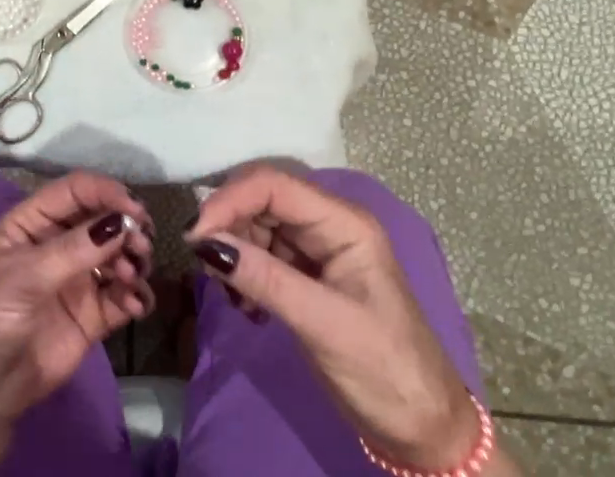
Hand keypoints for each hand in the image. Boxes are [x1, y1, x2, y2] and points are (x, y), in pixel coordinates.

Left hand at [0, 171, 156, 425]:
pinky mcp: (91, 317)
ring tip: (132, 277)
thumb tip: (121, 222)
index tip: (134, 210)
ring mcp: (76, 280)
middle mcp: (57, 245)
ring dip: (134, 260)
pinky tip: (136, 305)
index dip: (106, 193)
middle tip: (141, 246)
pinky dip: (136, 296)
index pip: (74, 192)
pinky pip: (123, 297)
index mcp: (32, 223)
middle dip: (126, 227)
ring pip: (118, 256)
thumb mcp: (24, 276)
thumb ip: (74, 250)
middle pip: (102, 221)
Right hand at [186, 164, 480, 470]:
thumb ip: (265, 279)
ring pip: (253, 226)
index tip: (194, 237)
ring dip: (230, 253)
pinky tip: (242, 305)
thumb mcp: (324, 324)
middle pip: (259, 200)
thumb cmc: (385, 371)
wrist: (421, 429)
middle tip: (206, 266)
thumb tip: (204, 244)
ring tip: (230, 295)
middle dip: (226, 226)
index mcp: (344, 225)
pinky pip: (256, 254)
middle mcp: (327, 226)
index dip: (228, 200)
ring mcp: (315, 250)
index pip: (272, 185)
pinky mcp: (303, 275)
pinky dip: (239, 272)